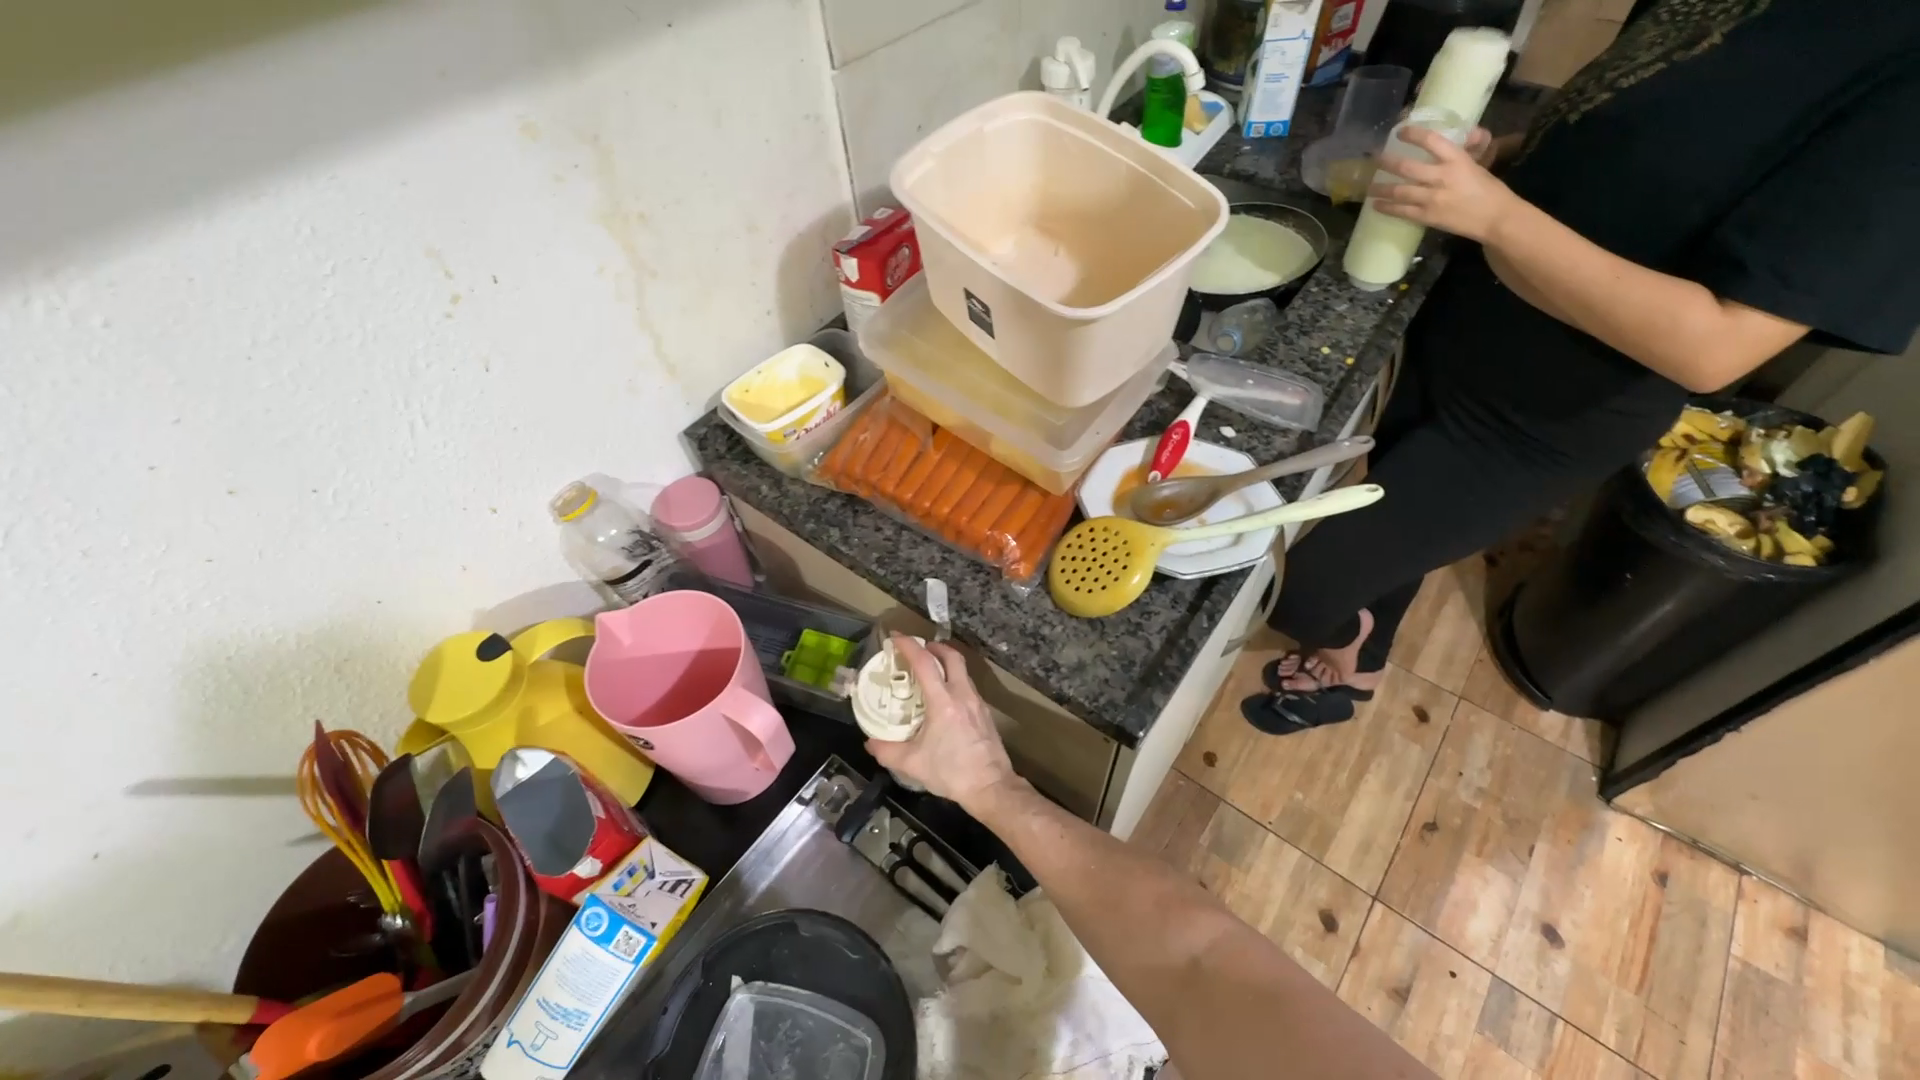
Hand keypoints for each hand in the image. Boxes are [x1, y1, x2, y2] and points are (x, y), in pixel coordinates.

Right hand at [866, 635, 1020, 808]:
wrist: (990, 786)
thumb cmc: (951, 772)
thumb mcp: (912, 764)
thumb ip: (886, 751)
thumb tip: (869, 742)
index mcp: (943, 702)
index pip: (925, 663)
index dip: (909, 646)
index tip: (896, 637)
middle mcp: (962, 695)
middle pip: (951, 656)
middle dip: (933, 647)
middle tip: (917, 648)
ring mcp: (977, 702)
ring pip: (962, 670)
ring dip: (946, 662)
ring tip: (929, 669)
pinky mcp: (984, 713)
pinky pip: (968, 685)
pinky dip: (954, 679)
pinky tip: (945, 696)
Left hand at [1371, 125, 1522, 243]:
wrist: (1494, 217)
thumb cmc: (1489, 190)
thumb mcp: (1476, 165)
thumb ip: (1462, 153)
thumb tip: (1462, 136)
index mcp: (1456, 159)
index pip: (1431, 141)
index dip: (1413, 134)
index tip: (1400, 132)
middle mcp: (1441, 176)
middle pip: (1406, 167)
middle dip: (1386, 162)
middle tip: (1374, 159)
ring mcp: (1431, 197)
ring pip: (1398, 191)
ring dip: (1380, 188)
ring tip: (1368, 186)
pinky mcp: (1426, 216)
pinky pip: (1401, 211)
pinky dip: (1386, 207)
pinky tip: (1376, 205)